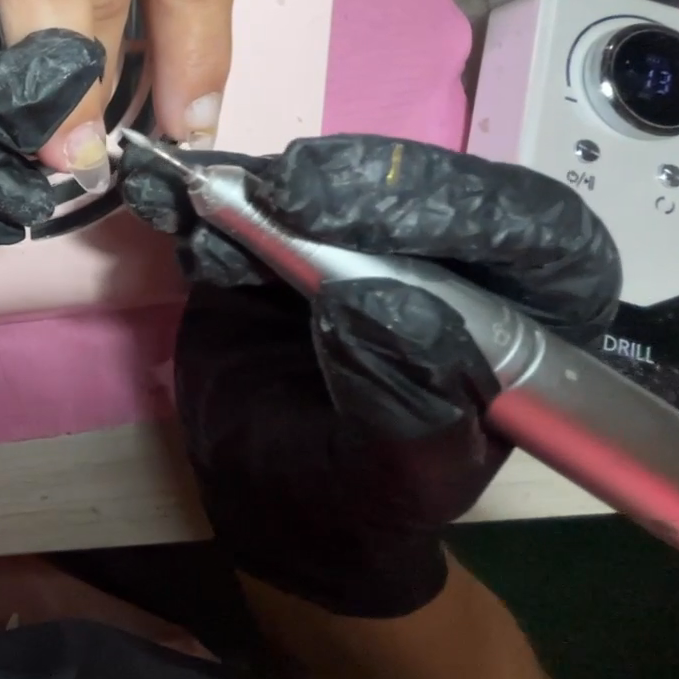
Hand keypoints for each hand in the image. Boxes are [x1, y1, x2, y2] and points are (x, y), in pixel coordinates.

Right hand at [120, 135, 620, 616]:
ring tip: (192, 186)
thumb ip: (407, 406)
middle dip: (345, 182)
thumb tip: (377, 302)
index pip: (525, 233)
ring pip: (315, 186)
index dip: (448, 208)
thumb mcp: (395, 478)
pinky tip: (154, 192)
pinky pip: (234, 209)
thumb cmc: (349, 499)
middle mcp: (433, 267)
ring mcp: (339, 250)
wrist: (262, 495)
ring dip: (250, 178)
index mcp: (511, 320)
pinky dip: (189, 196)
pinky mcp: (264, 249)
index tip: (348, 219)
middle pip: (416, 190)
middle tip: (274, 192)